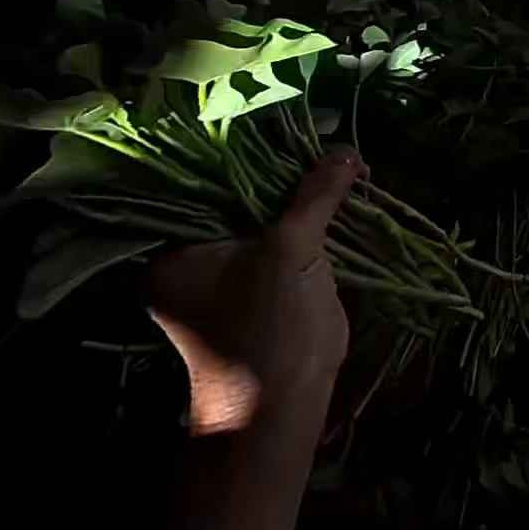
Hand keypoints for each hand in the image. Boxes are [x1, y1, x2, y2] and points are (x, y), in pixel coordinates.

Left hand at [148, 146, 364, 432]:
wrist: (286, 402)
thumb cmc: (268, 326)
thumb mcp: (291, 248)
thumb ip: (316, 194)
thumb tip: (346, 151)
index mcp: (182, 254)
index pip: (213, 187)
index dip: (253, 156)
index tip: (288, 127)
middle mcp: (202, 260)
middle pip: (248, 200)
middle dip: (287, 175)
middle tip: (321, 139)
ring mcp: (239, 274)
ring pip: (275, 218)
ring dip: (307, 196)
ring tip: (340, 161)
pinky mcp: (272, 285)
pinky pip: (294, 238)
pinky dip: (317, 219)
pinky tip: (343, 192)